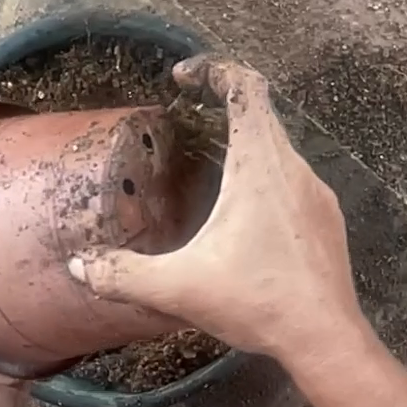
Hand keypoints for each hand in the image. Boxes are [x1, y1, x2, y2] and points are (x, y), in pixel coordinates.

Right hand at [67, 56, 364, 360]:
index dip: (214, 69)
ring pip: (279, 152)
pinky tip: (246, 223)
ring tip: (210, 177)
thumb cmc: (257, 301)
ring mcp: (318, 196)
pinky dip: (266, 182)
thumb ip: (124, 274)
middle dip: (223, 109)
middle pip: (262, 114)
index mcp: (261, 165)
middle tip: (187, 125)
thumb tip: (79, 265)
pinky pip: (293, 184)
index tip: (183, 80)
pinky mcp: (327, 223)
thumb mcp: (179, 288)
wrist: (325, 338)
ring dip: (245, 150)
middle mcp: (296, 169)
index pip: (246, 86)